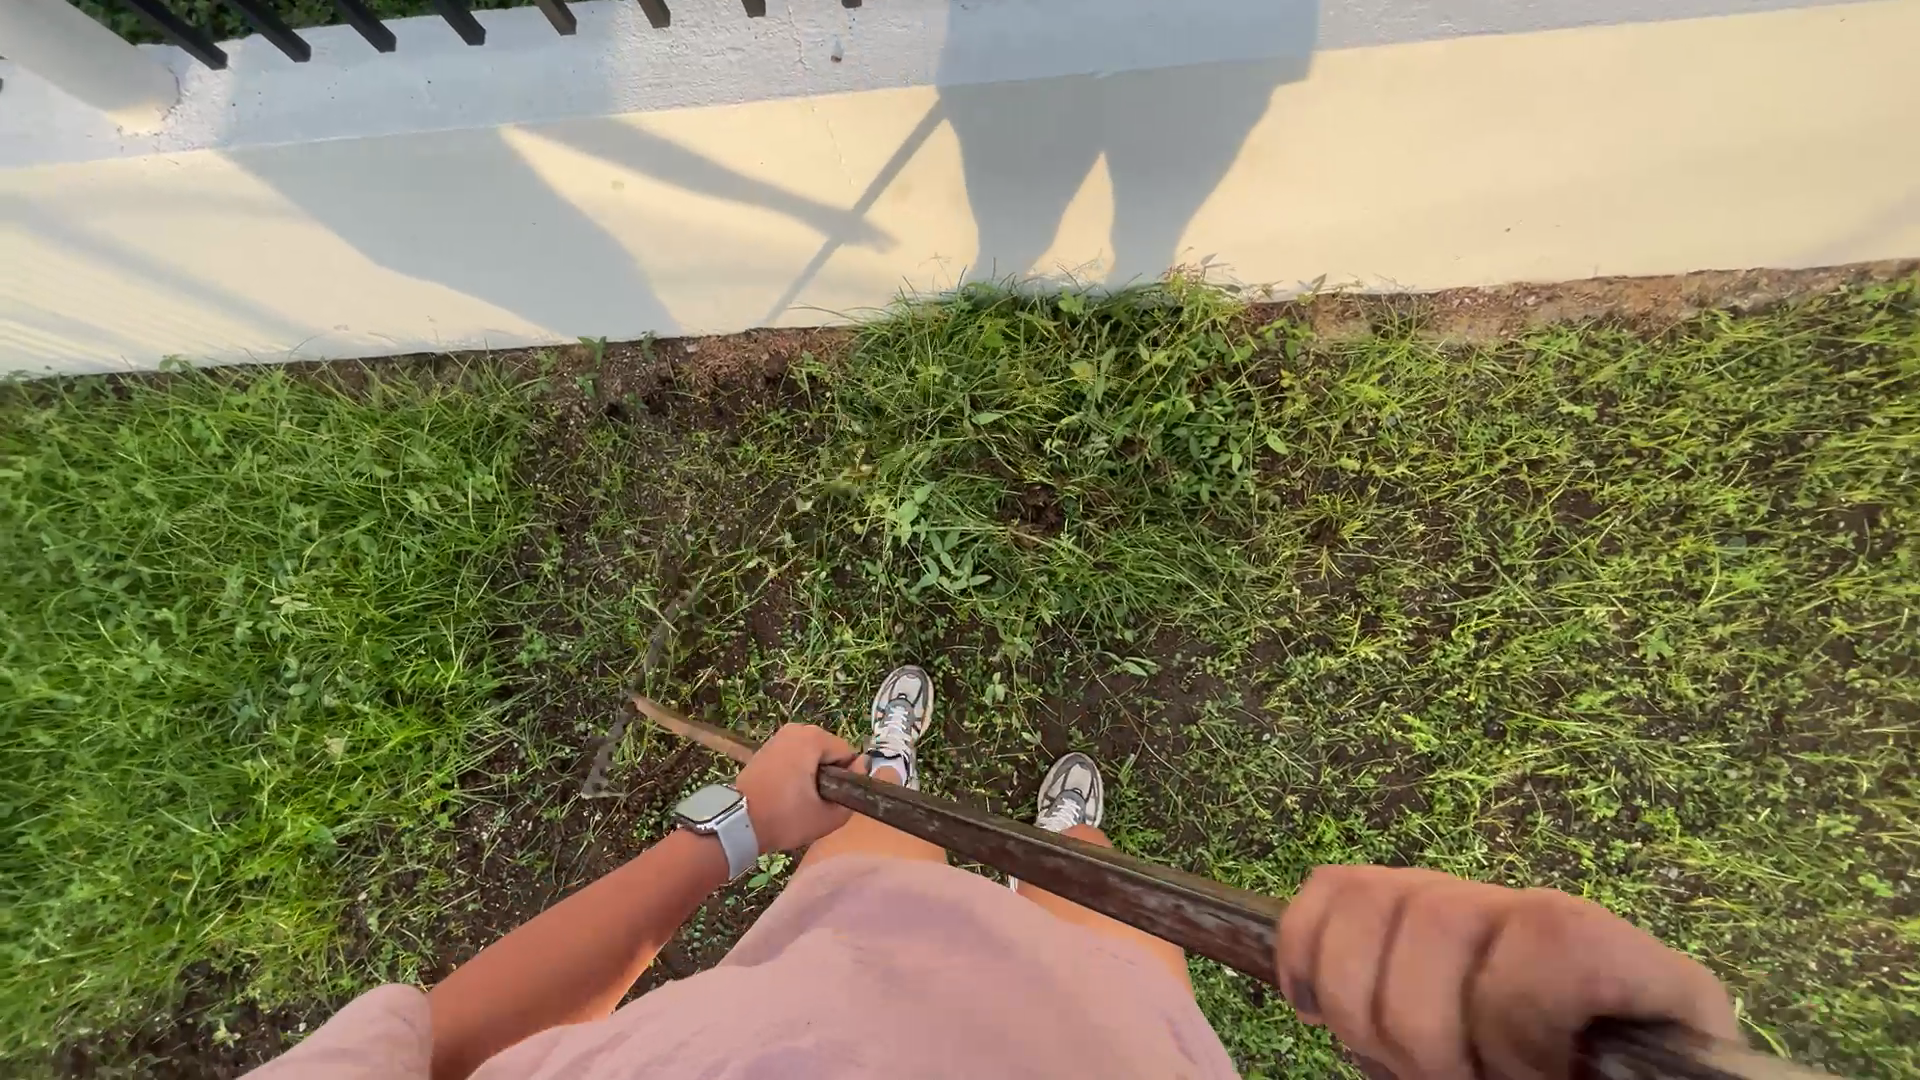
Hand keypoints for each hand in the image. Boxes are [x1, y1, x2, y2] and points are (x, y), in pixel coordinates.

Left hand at [734, 724, 860, 854]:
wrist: (736, 823)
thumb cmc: (785, 817)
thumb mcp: (828, 815)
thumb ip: (854, 790)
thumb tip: (862, 766)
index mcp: (813, 737)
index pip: (847, 754)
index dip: (845, 780)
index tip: (830, 800)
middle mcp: (797, 729)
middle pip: (829, 753)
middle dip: (828, 775)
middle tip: (815, 803)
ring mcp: (779, 737)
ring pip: (812, 756)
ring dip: (813, 775)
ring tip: (800, 801)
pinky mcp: (767, 748)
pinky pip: (795, 757)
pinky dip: (796, 773)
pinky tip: (787, 794)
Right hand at [1274, 866, 1737, 1079]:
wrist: (1564, 1070)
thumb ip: (1563, 1071)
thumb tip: (1493, 1063)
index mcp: (1617, 964)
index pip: (1555, 935)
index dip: (1514, 1008)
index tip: (1517, 1076)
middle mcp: (1518, 908)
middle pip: (1436, 916)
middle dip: (1414, 1024)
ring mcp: (1446, 893)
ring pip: (1364, 896)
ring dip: (1352, 996)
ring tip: (1378, 1056)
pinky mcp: (1387, 898)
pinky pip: (1325, 891)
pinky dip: (1303, 950)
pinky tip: (1313, 1010)